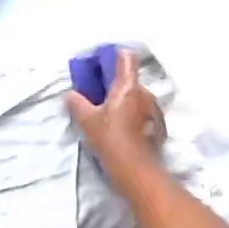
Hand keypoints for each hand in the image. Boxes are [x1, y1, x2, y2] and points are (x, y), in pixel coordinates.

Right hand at [65, 47, 165, 190]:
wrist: (136, 171)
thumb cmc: (110, 140)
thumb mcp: (86, 120)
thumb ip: (77, 103)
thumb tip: (71, 94)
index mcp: (128, 86)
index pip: (126, 58)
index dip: (114, 56)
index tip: (101, 64)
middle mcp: (145, 93)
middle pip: (130, 79)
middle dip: (114, 84)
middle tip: (97, 96)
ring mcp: (154, 110)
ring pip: (136, 97)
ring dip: (124, 101)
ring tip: (108, 116)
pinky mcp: (158, 126)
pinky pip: (142, 112)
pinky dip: (132, 115)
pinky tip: (121, 130)